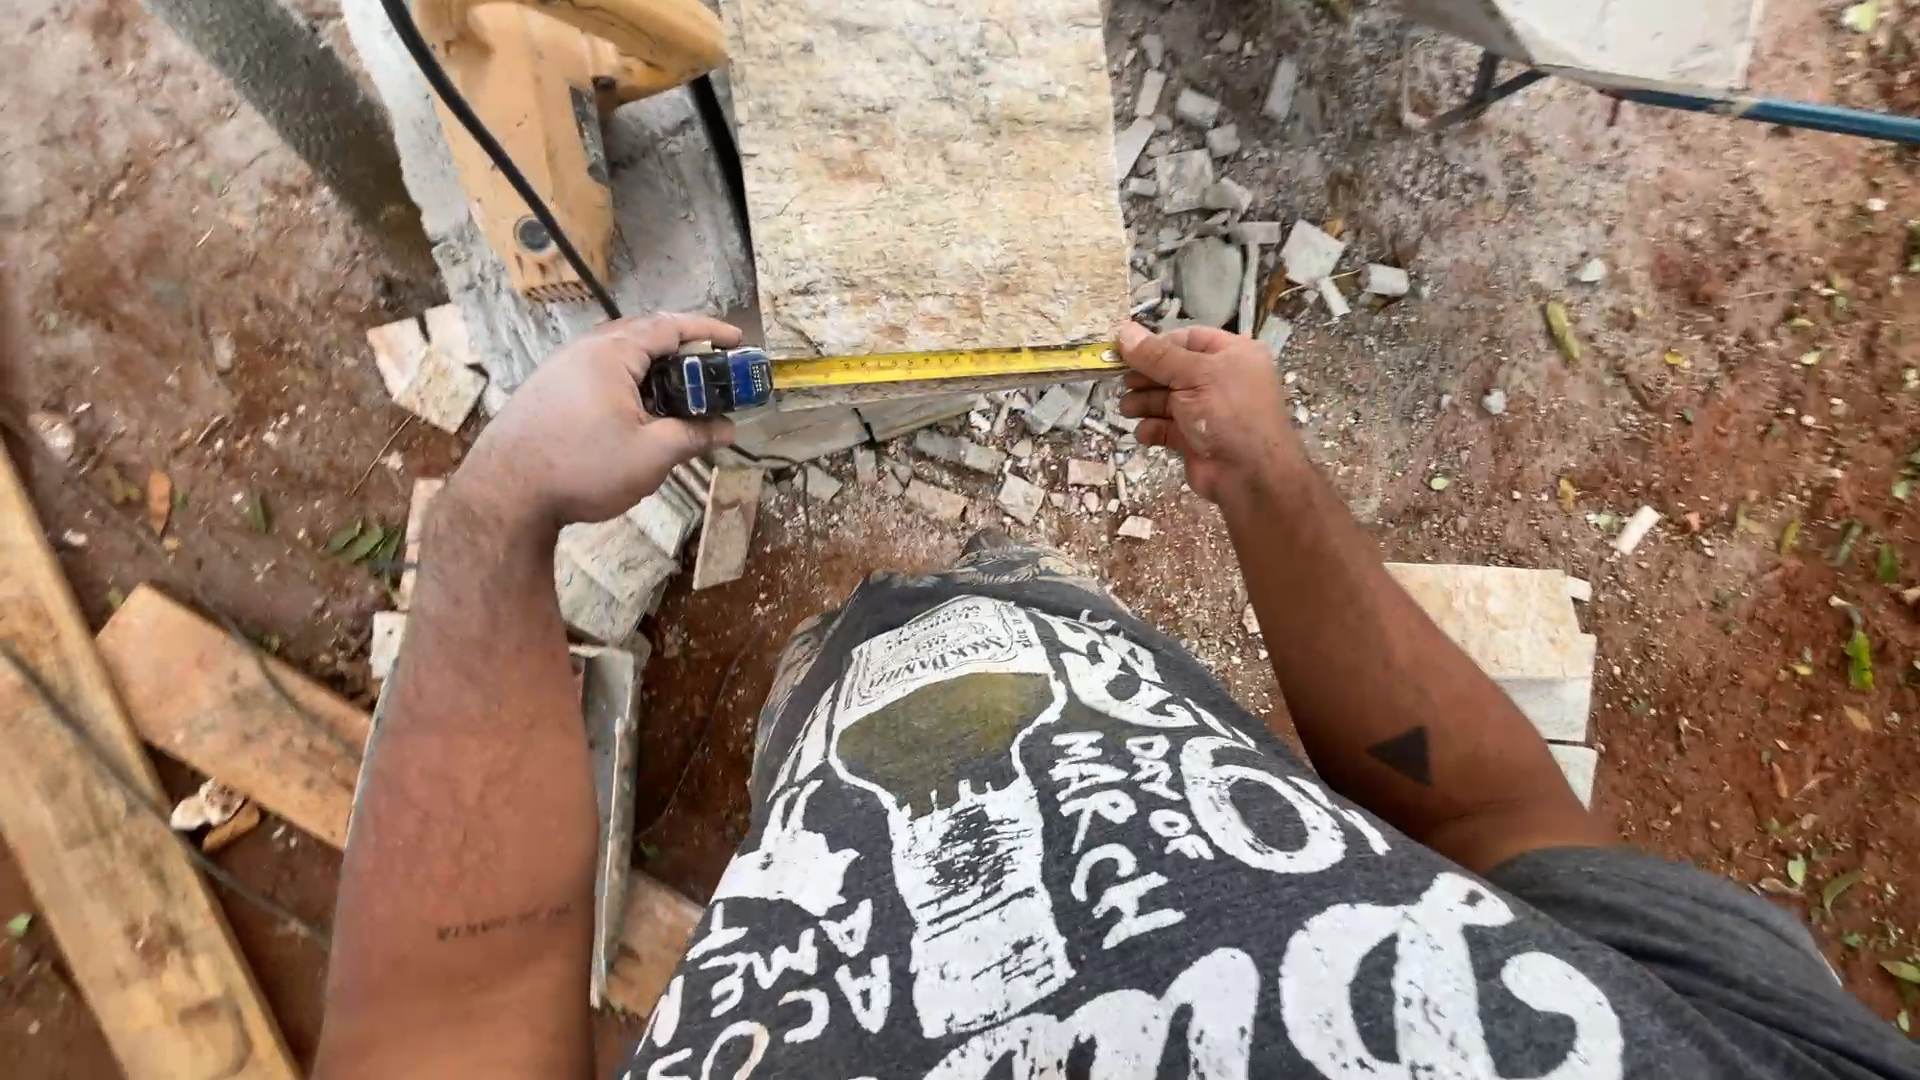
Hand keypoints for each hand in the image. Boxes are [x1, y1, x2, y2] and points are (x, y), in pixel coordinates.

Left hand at [454, 314, 740, 530]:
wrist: (505, 494)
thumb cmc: (582, 467)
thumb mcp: (652, 454)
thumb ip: (694, 436)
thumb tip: (726, 429)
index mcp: (611, 354)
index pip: (669, 327)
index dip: (708, 330)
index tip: (737, 340)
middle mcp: (584, 351)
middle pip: (643, 335)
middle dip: (683, 347)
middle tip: (714, 366)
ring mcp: (562, 370)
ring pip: (620, 356)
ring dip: (657, 368)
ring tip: (684, 391)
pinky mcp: (550, 393)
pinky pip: (602, 374)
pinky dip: (633, 382)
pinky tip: (642, 412)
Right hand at [1115, 321, 1303, 505]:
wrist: (1249, 474)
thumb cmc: (1229, 413)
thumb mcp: (1194, 375)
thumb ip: (1156, 356)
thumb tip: (1123, 331)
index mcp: (1231, 355)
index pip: (1188, 339)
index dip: (1157, 345)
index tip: (1126, 352)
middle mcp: (1219, 380)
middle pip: (1172, 370)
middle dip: (1146, 377)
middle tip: (1122, 383)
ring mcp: (1206, 411)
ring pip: (1166, 400)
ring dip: (1144, 403)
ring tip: (1127, 409)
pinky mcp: (1193, 438)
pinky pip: (1167, 428)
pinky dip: (1153, 429)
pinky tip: (1144, 433)